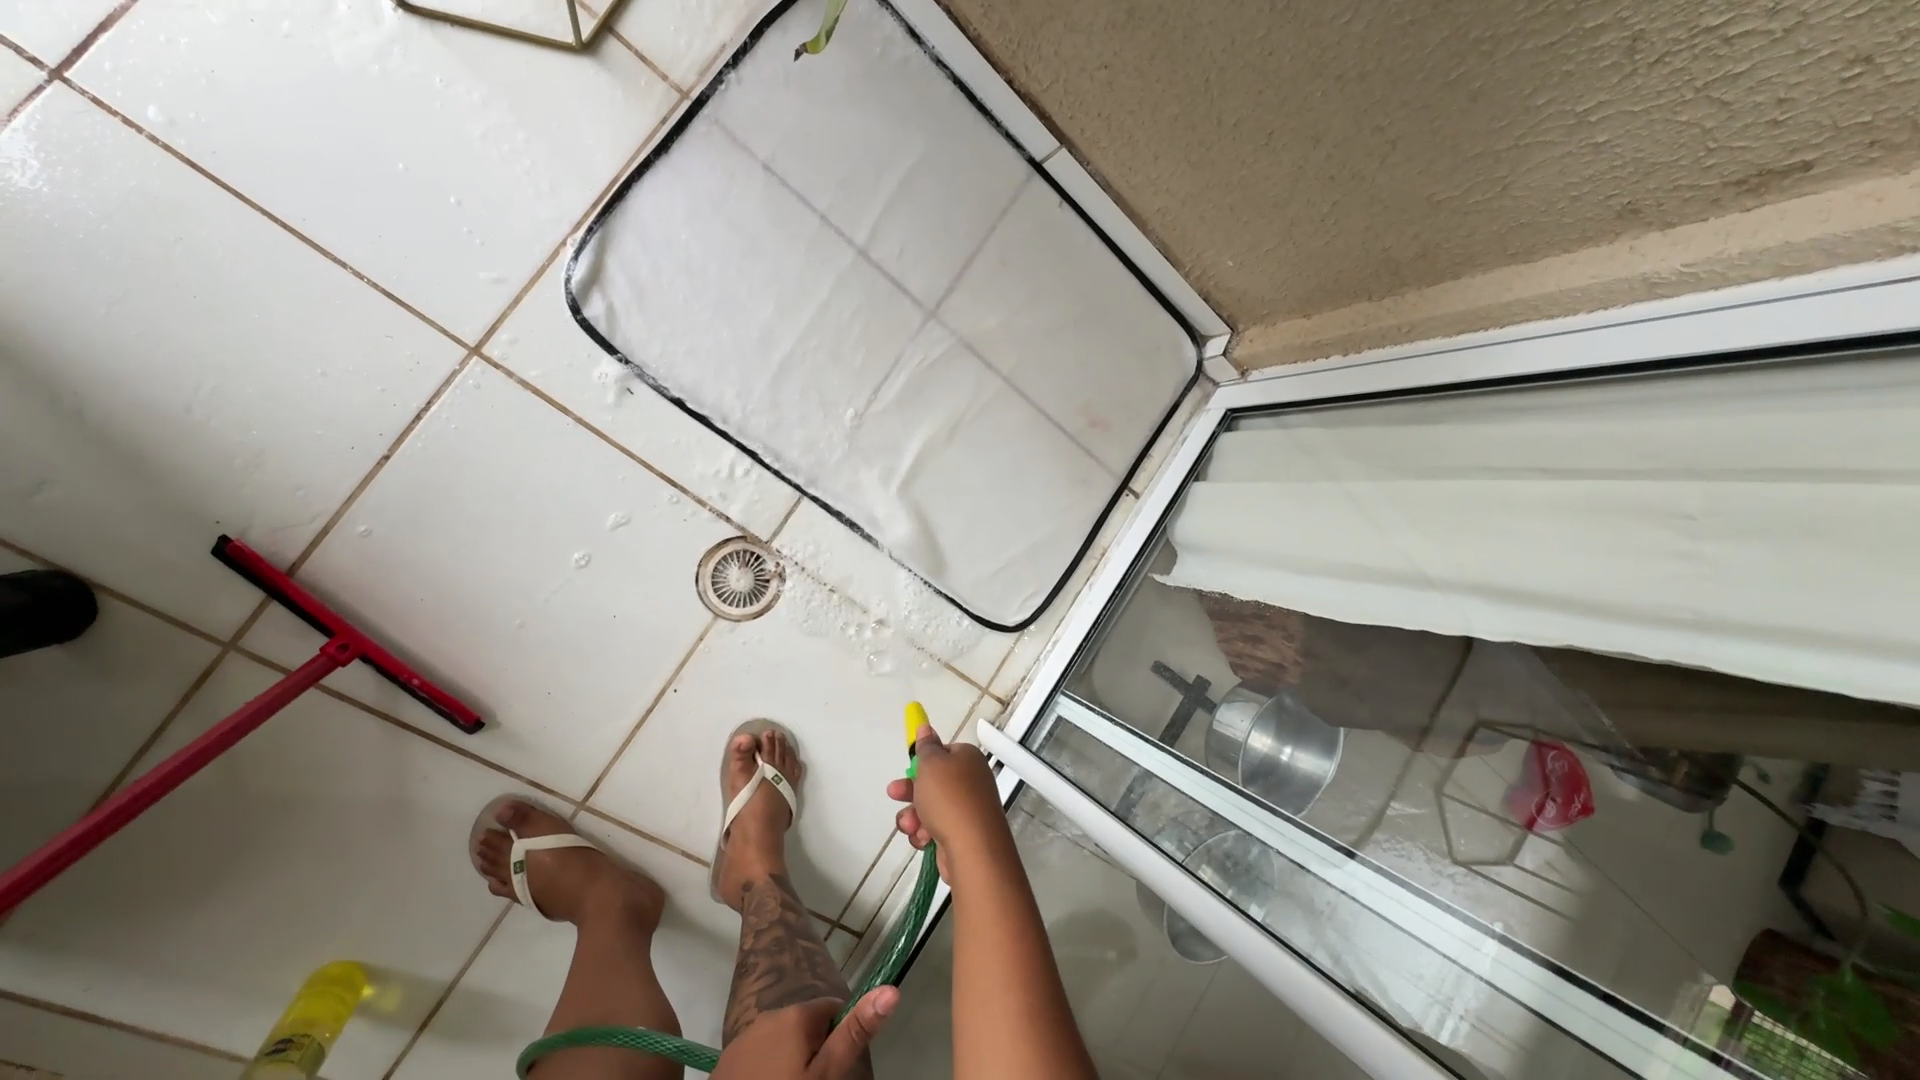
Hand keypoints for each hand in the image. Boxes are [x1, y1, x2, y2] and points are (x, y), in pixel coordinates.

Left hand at [710, 987, 896, 1079]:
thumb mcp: (827, 1074)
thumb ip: (855, 1033)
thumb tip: (891, 990)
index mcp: (797, 1014)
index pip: (834, 1009)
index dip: (840, 1038)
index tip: (835, 1068)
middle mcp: (769, 1015)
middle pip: (808, 1025)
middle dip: (816, 1050)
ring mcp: (744, 1037)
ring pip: (783, 1040)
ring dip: (791, 1059)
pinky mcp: (727, 1059)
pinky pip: (760, 1055)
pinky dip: (768, 1069)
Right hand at [886, 725, 1006, 883]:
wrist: (972, 848)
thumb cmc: (949, 798)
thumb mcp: (931, 763)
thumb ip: (926, 746)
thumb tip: (926, 728)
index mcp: (968, 759)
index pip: (944, 753)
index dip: (924, 761)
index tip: (910, 768)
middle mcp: (970, 782)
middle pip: (932, 782)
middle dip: (910, 790)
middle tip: (894, 793)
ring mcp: (966, 810)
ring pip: (928, 808)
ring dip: (913, 815)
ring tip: (910, 825)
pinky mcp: (960, 834)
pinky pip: (934, 829)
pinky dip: (923, 834)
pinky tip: (922, 839)